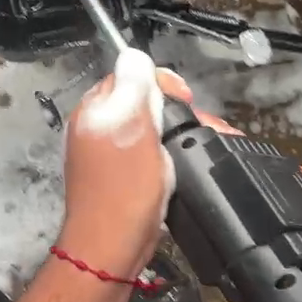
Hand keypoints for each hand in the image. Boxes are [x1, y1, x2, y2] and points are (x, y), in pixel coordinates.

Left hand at [58, 51, 226, 277]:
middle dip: (176, 111)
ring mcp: (107, 155)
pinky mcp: (120, 178)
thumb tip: (133, 54)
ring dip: (178, 135)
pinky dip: (170, 157)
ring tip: (205, 145)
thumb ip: (134, 87)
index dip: (158, 82)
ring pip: (150, 130)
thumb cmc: (123, 187)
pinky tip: (185, 167)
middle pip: (142, 103)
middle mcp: (97, 128)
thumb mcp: (133, 127)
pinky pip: (148, 155)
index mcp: (95, 110)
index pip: (128, 76)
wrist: (111, 247)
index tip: (182, 97)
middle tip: (202, 126)